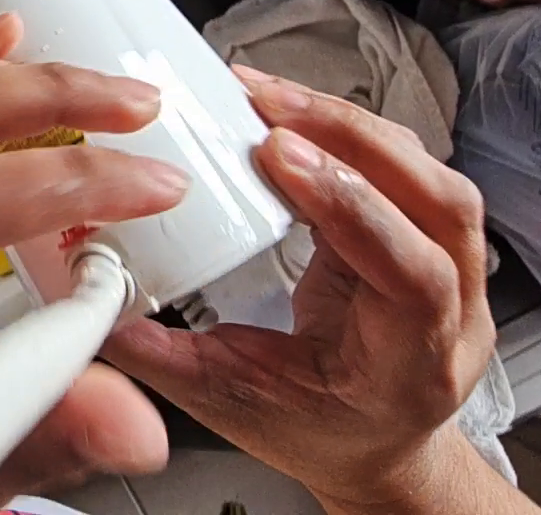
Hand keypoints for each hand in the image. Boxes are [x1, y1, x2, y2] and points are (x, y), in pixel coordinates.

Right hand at [104, 67, 506, 513]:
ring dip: (347, 122)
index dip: (349, 204)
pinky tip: (290, 111)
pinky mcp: (418, 231)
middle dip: (350, 137)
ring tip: (270, 95)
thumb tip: (91, 295)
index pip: (409, 274)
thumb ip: (154, 351)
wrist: (373, 445)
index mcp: (406, 364)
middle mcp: (448, 313)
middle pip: (438, 204)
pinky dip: (344, 126)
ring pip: (429, 173)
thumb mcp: (223, 400)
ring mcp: (448, 267)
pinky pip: (401, 162)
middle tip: (268, 104)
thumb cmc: (314, 432)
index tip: (277, 153)